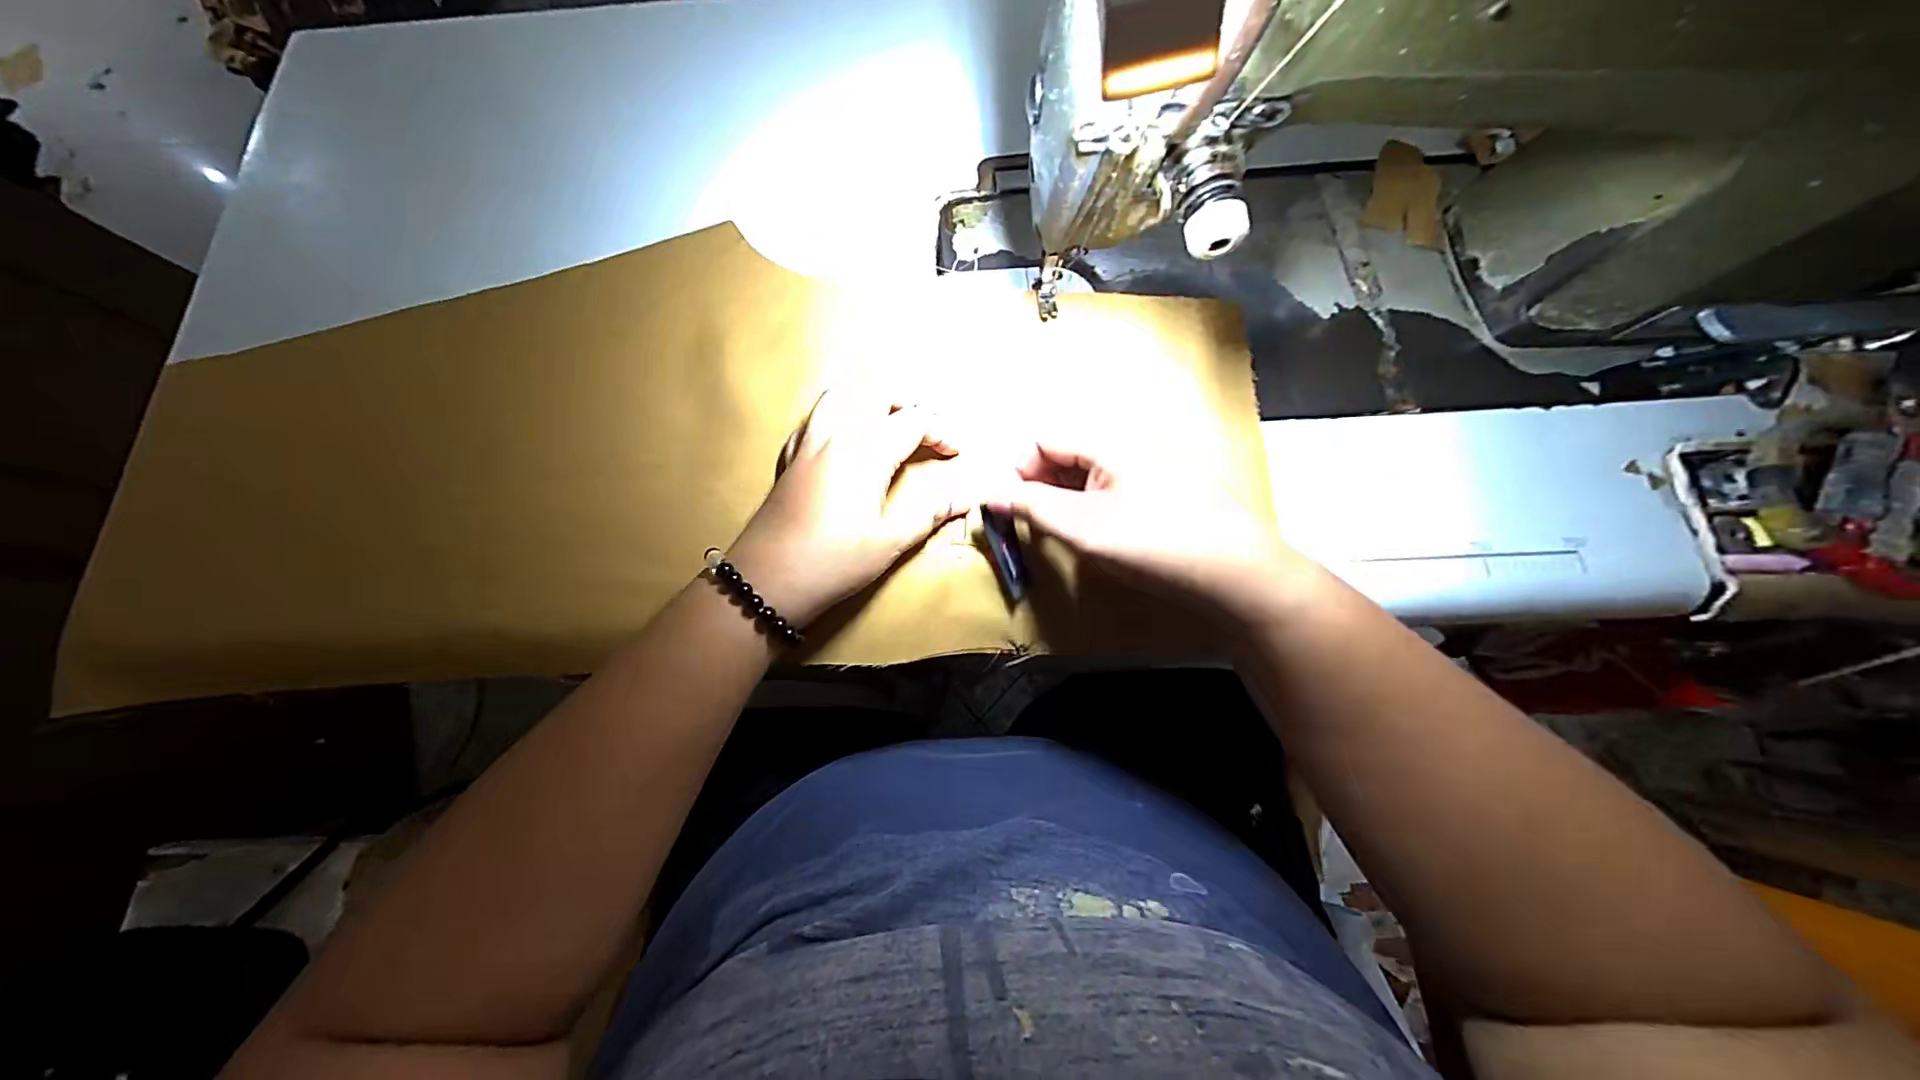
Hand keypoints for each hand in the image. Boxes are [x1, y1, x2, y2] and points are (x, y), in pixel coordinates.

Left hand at [724, 391, 979, 626]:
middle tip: (926, 429)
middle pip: (875, 393)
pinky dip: (838, 414)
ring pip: (840, 395)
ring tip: (889, 423)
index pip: (912, 422)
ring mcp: (806, 443)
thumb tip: (965, 498)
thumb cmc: (832, 563)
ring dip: (870, 400)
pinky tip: (845, 439)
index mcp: (865, 452)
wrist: (765, 581)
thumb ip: (928, 514)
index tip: (955, 452)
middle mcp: (835, 435)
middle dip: (908, 403)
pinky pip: (815, 417)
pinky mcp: (788, 457)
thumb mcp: (889, 543)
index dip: (940, 432)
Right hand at [987, 438, 1322, 627]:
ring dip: (1064, 502)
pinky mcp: (1167, 496)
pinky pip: (1114, 493)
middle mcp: (1130, 448)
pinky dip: (1093, 511)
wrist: (1238, 576)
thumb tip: (988, 490)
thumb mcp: (1083, 528)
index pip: (1042, 440)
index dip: (1016, 471)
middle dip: (1038, 487)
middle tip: (1029, 527)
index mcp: (1108, 444)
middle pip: (1066, 456)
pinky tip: (1100, 539)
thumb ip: (1031, 506)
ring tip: (1063, 537)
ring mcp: (1152, 471)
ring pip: (1089, 477)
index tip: (1005, 508)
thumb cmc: (1156, 545)